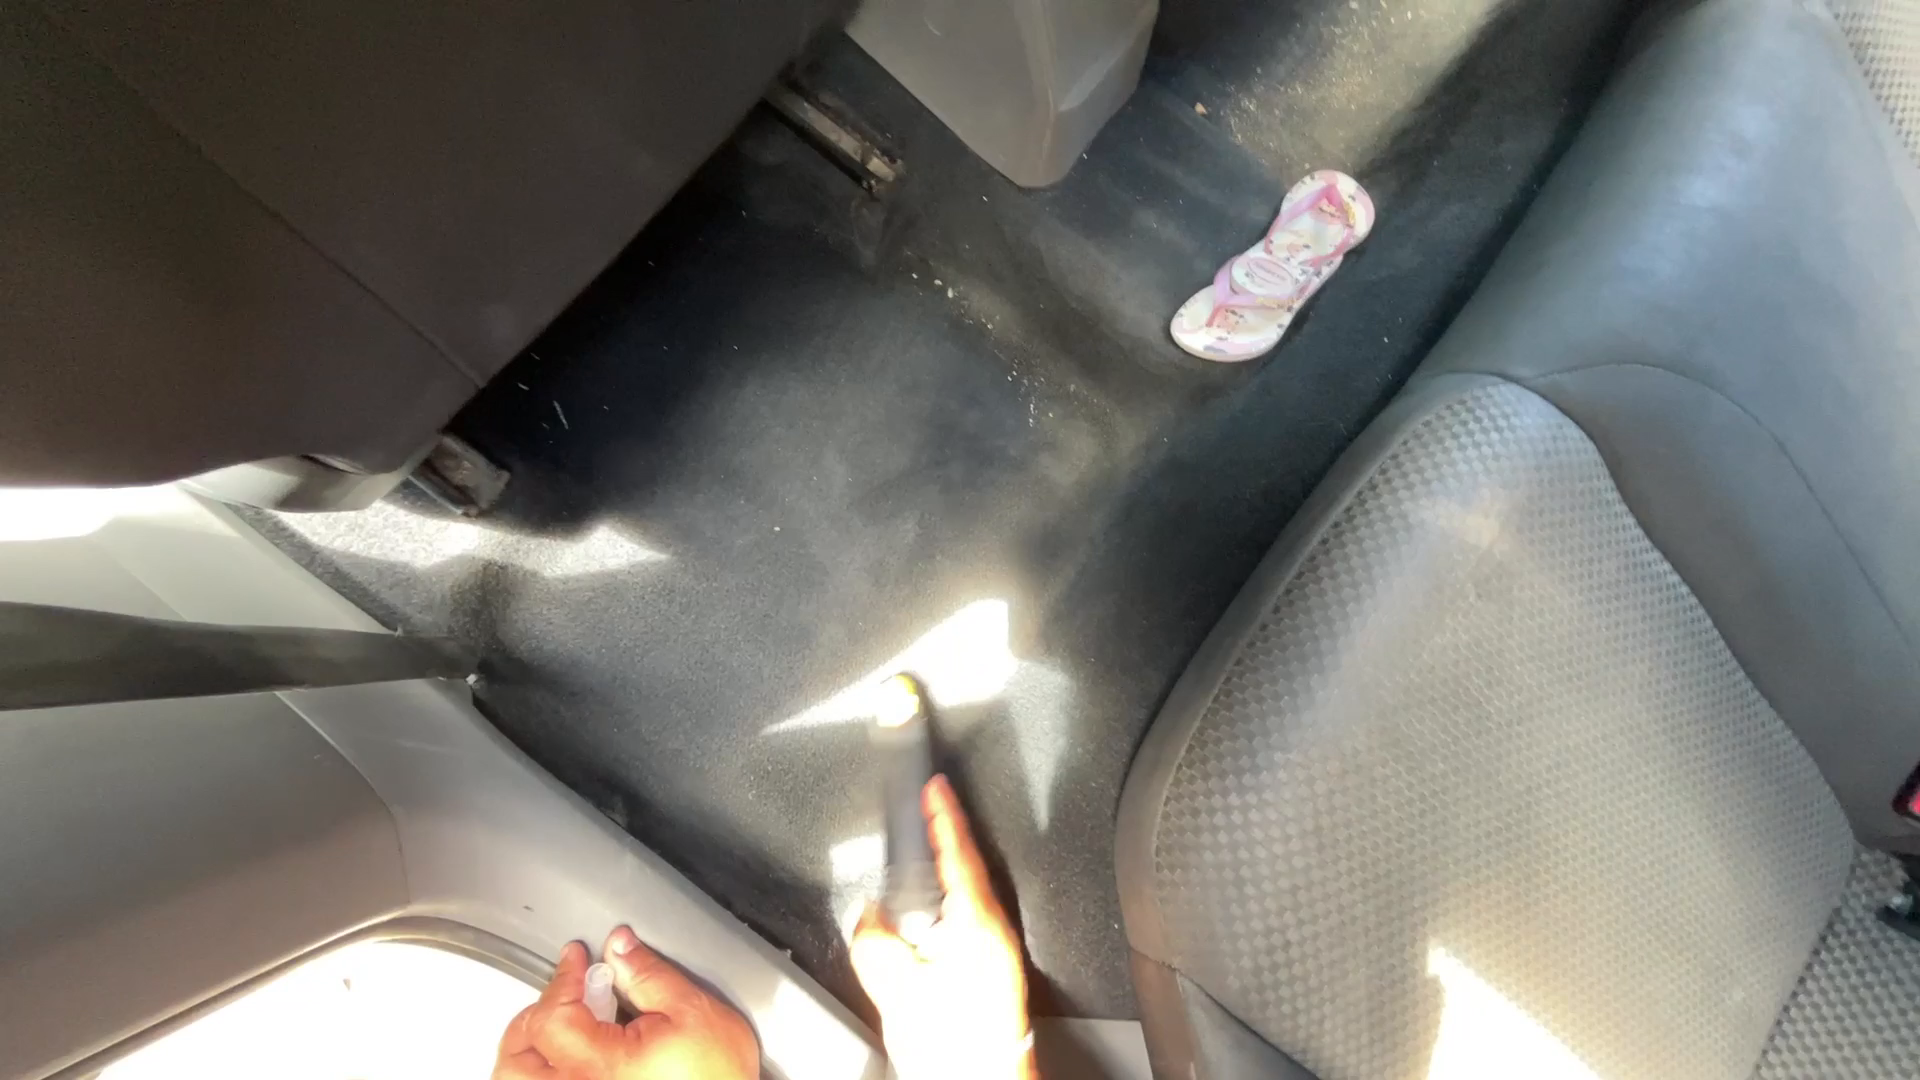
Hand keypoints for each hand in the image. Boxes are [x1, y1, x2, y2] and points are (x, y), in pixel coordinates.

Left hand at [493, 926, 758, 1079]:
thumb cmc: (715, 1071)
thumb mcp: (689, 1007)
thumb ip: (646, 973)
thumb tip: (618, 944)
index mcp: (601, 1068)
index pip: (551, 1019)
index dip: (562, 978)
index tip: (575, 957)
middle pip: (515, 1064)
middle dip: (532, 1017)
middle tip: (564, 991)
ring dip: (533, 1049)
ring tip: (568, 1021)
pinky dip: (548, 1069)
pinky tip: (579, 1051)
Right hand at [851, 776, 1034, 1079]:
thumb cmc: (954, 1048)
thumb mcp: (898, 991)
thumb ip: (876, 942)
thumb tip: (869, 913)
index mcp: (975, 922)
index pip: (959, 852)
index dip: (945, 816)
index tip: (937, 787)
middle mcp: (994, 928)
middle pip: (969, 865)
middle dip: (948, 836)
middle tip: (931, 809)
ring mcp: (999, 947)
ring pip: (971, 890)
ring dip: (949, 868)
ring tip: (929, 853)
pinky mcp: (995, 965)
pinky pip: (971, 914)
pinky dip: (952, 898)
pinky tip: (935, 912)